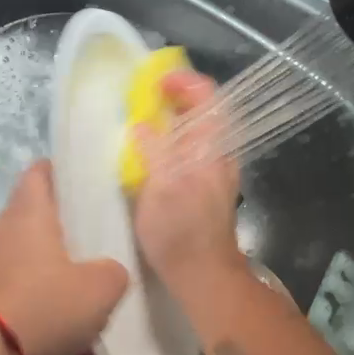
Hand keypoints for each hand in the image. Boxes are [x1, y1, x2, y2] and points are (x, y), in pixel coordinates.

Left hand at [0, 161, 126, 354]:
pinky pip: (22, 265)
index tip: (93, 177)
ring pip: (30, 237)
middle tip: (104, 220)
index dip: (65, 168)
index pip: (41, 171)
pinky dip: (43, 270)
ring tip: (93, 256)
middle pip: (36, 204)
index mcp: (30, 211)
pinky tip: (68, 288)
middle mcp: (6, 226)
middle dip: (66, 210)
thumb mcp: (102, 287)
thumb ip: (113, 268)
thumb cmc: (45, 307)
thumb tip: (106, 268)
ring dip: (55, 244)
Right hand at [133, 70, 243, 293]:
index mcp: (212, 146)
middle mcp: (217, 151)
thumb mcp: (161, 188)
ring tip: (136, 119)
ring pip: (193, 129)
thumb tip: (141, 125)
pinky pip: (186, 148)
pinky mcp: (201, 184)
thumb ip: (153, 150)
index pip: (206, 96)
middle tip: (137, 97)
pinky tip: (144, 152)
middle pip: (201, 110)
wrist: (201, 273)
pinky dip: (166, 139)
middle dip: (171, 96)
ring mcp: (211, 168)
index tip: (150, 81)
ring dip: (167, 118)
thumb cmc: (179, 232)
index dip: (181, 81)